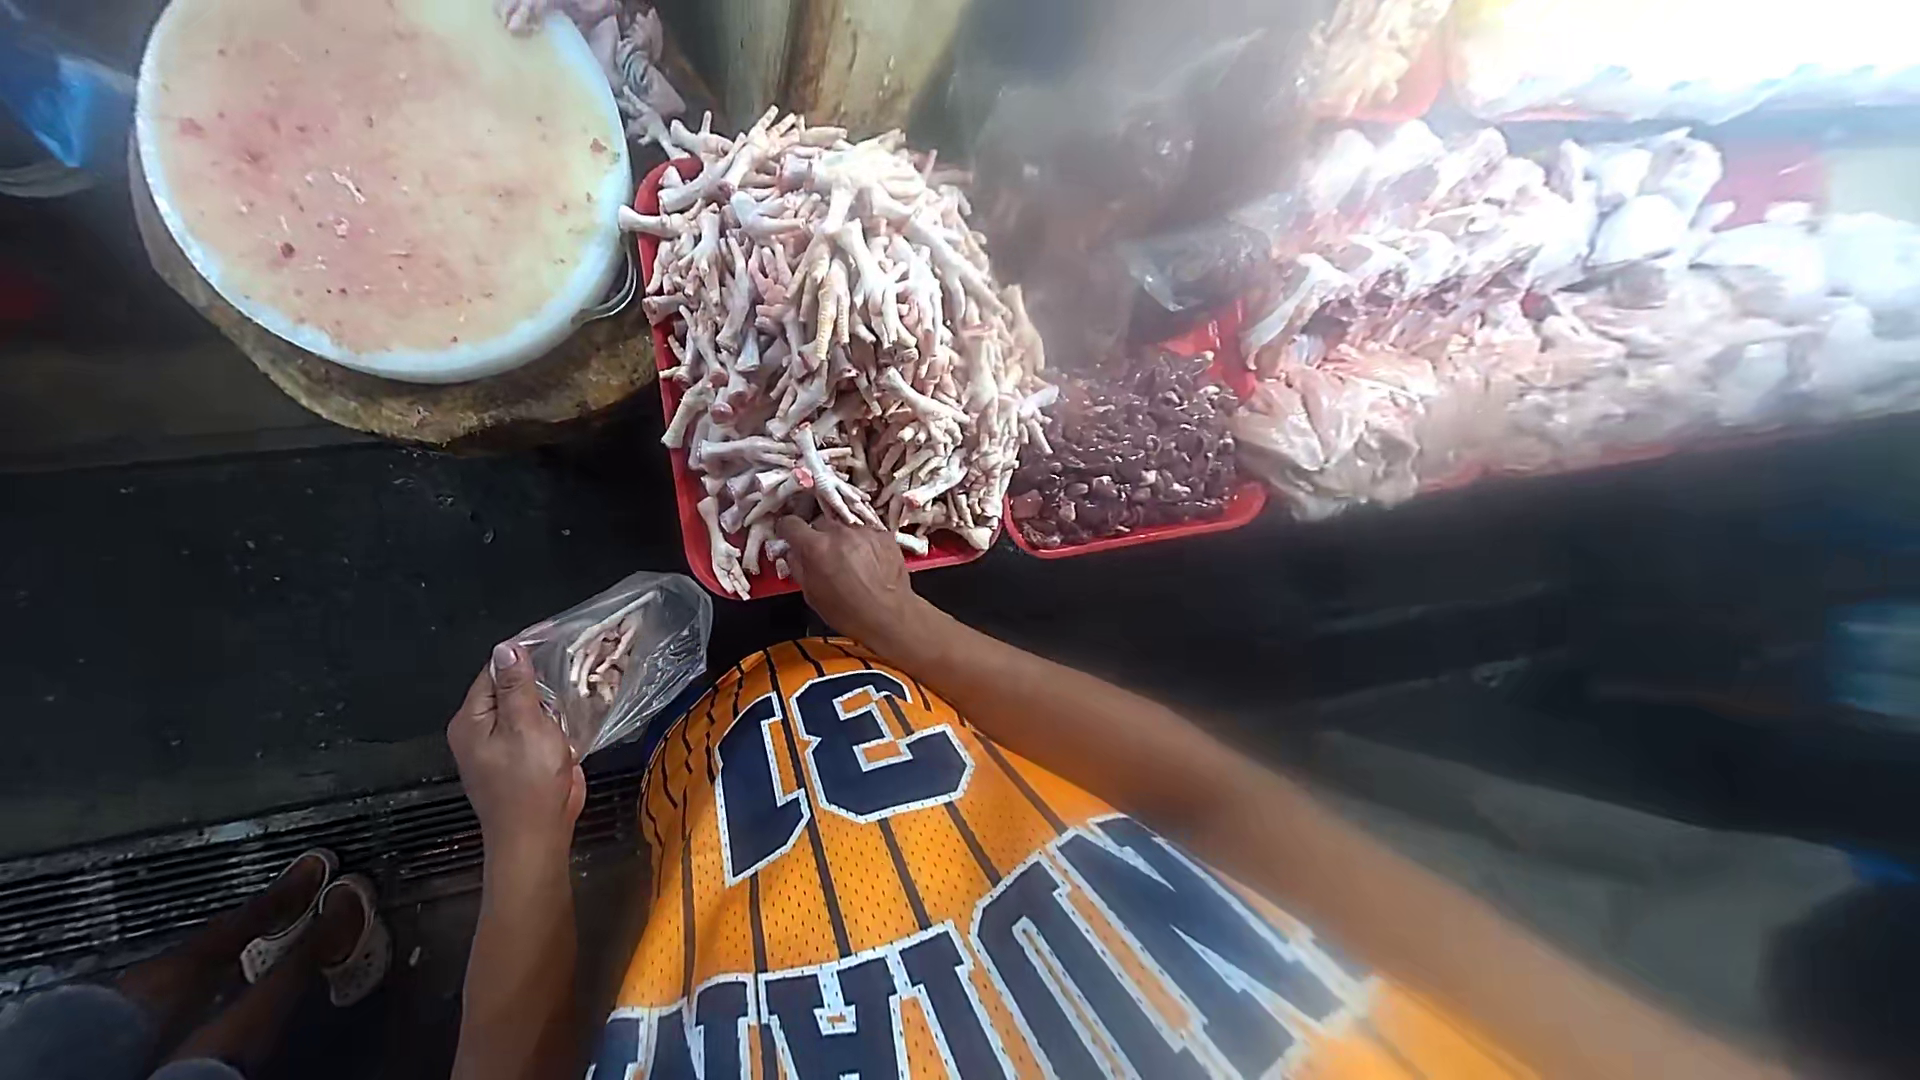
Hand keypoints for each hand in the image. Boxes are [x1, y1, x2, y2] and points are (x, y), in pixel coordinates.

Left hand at [448, 643, 586, 862]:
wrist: (538, 831)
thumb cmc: (527, 781)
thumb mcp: (523, 727)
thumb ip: (516, 687)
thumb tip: (506, 648)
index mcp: (472, 720)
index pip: (494, 670)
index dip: (524, 650)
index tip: (558, 633)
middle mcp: (484, 727)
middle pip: (513, 685)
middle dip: (543, 668)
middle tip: (579, 647)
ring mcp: (507, 741)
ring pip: (531, 702)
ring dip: (555, 689)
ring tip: (587, 667)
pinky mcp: (530, 752)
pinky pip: (543, 721)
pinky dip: (560, 709)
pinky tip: (582, 700)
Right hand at [776, 515, 934, 650]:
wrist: (890, 616)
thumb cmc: (848, 612)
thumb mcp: (811, 594)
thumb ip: (797, 566)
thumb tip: (792, 551)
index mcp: (817, 547)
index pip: (791, 524)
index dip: (788, 531)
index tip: (790, 537)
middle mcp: (840, 533)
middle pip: (820, 523)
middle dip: (819, 538)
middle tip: (825, 557)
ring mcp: (864, 531)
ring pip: (844, 527)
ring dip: (843, 540)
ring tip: (851, 562)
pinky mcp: (884, 534)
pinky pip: (866, 532)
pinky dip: (863, 543)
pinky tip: (869, 562)